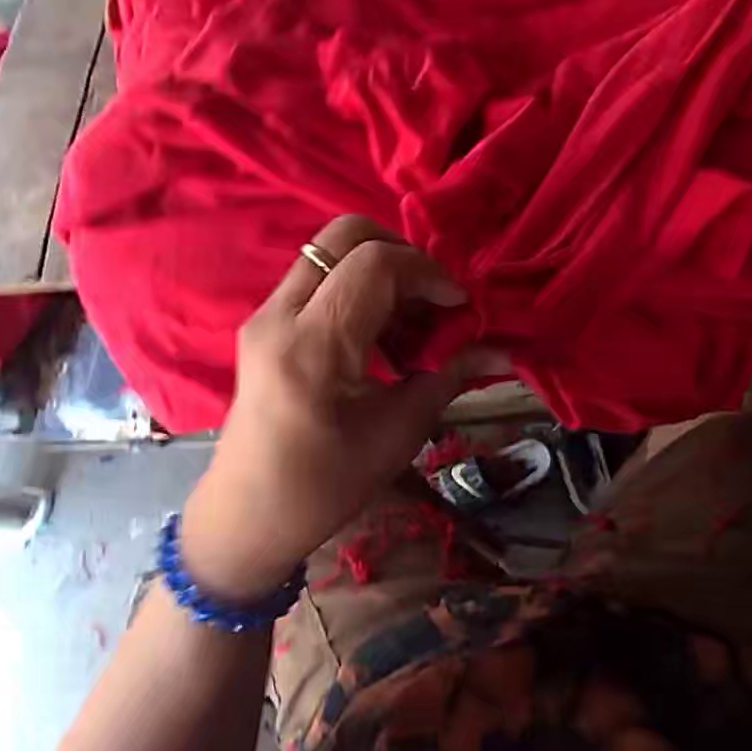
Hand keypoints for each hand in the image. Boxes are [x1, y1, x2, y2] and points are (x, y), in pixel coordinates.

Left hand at [179, 216, 501, 601]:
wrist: (248, 515)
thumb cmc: (324, 487)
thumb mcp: (397, 433)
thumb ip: (448, 376)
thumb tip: (502, 350)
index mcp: (312, 348)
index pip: (374, 264)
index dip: (428, 272)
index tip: (459, 306)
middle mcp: (280, 316)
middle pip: (345, 235)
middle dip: (401, 253)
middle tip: (434, 299)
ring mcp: (265, 315)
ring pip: (331, 252)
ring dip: (381, 271)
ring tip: (413, 325)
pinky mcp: (265, 322)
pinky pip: (319, 278)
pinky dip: (359, 288)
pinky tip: (383, 336)